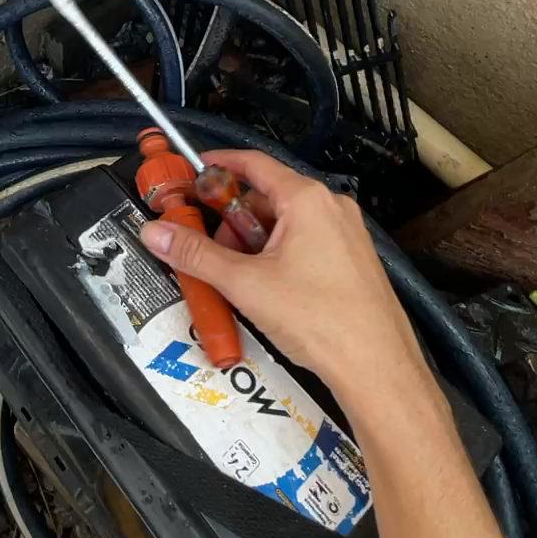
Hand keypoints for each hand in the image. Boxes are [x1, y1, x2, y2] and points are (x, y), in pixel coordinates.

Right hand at [137, 150, 422, 393]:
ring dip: (252, 242)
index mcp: (306, 200)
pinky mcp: (351, 261)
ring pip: (283, 223)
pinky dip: (275, 256)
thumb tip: (157, 232)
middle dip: (231, 219)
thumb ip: (195, 254)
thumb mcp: (244, 283)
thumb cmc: (323, 322)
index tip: (193, 170)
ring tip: (236, 277)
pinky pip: (303, 242)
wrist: (379, 373)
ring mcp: (345, 235)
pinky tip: (264, 288)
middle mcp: (330, 208)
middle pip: (264, 197)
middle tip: (207, 244)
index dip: (218, 164)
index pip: (252, 163)